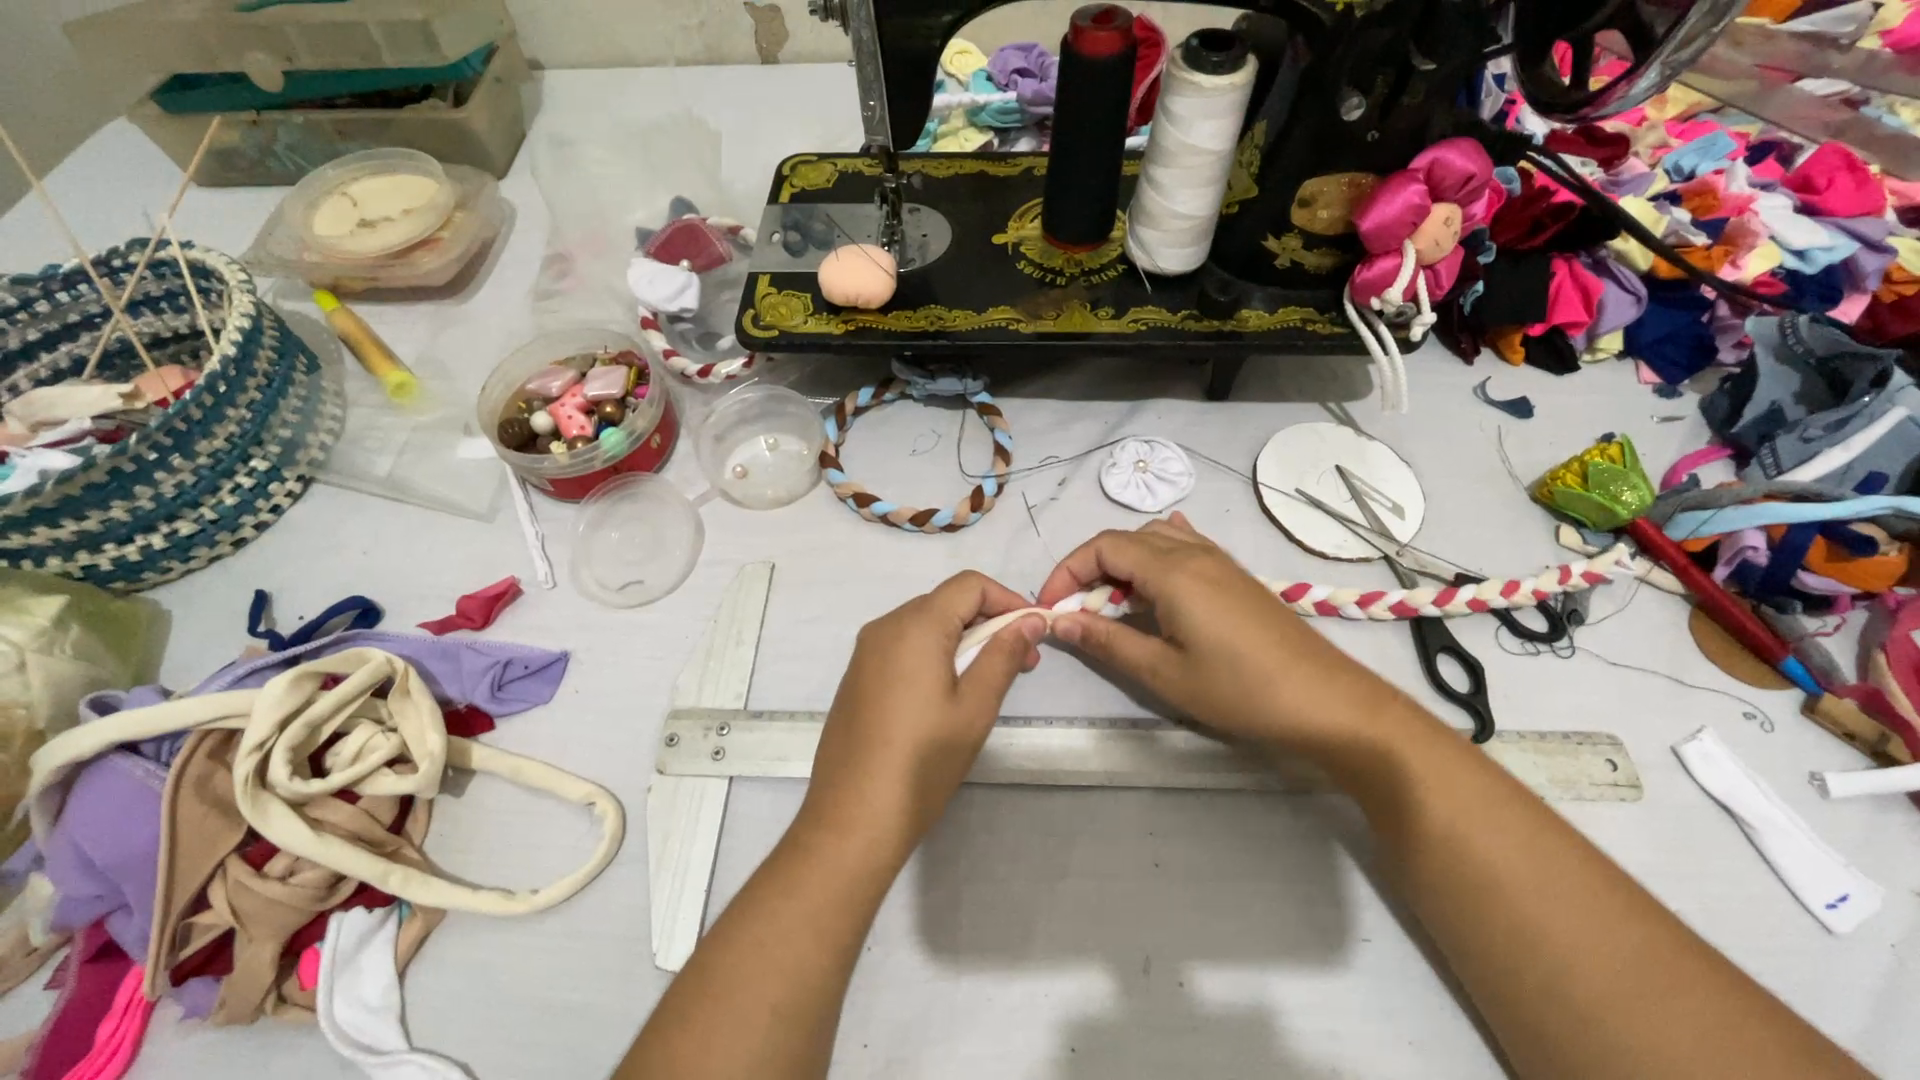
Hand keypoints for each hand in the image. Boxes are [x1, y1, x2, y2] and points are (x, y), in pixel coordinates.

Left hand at [798, 571, 1045, 860]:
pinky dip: (935, 654)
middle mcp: (885, 627)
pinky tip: (949, 693)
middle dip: (989, 622)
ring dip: (963, 639)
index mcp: (915, 626)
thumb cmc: (923, 761)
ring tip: (991, 680)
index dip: (1008, 599)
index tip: (1035, 632)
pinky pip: (904, 646)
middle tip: (1022, 662)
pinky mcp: (858, 677)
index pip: (969, 585)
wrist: (853, 816)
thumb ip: (1004, 655)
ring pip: (925, 624)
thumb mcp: (975, 707)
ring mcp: (866, 652)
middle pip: (946, 601)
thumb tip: (1031, 619)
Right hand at [1039, 514, 1410, 754]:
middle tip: (1075, 613)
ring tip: (1112, 606)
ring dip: (1122, 564)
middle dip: (1089, 569)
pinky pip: (1184, 546)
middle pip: (1125, 539)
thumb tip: (1058, 621)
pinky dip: (1155, 558)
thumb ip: (1107, 641)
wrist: (1324, 700)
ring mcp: (1220, 561)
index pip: (1102, 547)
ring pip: (1154, 540)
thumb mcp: (1163, 673)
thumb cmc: (1239, 690)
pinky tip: (1154, 582)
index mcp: (1173, 571)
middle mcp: (1194, 553)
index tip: (1049, 608)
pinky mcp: (1235, 576)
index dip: (1067, 572)